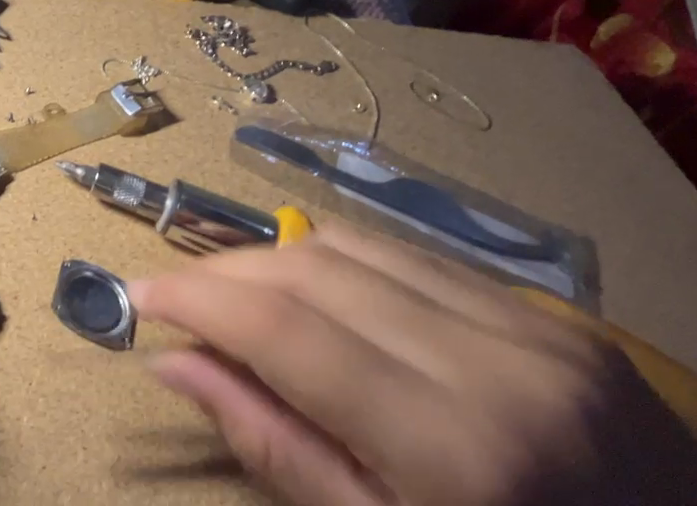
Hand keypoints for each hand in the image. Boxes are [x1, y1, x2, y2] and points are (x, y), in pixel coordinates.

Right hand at [130, 223, 696, 505]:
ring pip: (354, 245)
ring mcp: (540, 331)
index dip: (194, 299)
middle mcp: (502, 365)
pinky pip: (412, 259)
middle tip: (174, 297)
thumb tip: (172, 364)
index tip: (137, 297)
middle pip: (312, 268)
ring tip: (232, 293)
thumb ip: (275, 448)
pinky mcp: (558, 318)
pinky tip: (314, 295)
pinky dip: (338, 264)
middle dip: (222, 272)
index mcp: (461, 450)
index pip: (284, 327)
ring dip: (271, 258)